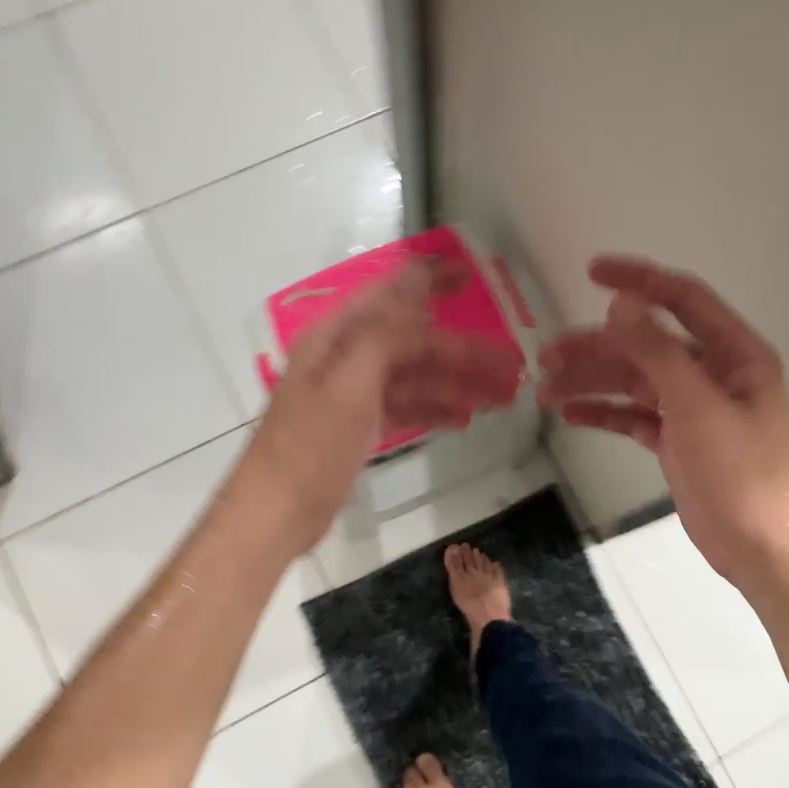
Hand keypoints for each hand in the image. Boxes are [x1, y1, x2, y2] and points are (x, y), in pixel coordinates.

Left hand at [234, 260, 523, 551]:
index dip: (429, 280)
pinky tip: (465, 417)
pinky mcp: (360, 427)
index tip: (470, 274)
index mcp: (336, 337)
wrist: (276, 513)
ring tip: (504, 395)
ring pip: (415, 376)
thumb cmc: (309, 448)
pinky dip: (436, 408)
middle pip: (413, 341)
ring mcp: (353, 394)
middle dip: (462, 349)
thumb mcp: (347, 385)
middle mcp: (345, 357)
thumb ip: (383, 335)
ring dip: (458, 381)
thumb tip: (416, 290)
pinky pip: (406, 406)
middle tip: (512, 363)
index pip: (389, 294)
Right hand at [537, 255, 788, 589]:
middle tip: (547, 357)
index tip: (591, 272)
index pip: (683, 299)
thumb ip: (658, 352)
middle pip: (647, 346)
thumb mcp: (697, 406)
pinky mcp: (678, 441)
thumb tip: (621, 303)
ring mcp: (694, 408)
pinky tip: (570, 414)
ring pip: (635, 382)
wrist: (758, 547)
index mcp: (735, 353)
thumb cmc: (739, 472)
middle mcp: (715, 373)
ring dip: (592, 382)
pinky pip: (635, 416)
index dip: (638, 281)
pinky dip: (605, 413)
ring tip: (545, 390)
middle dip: (598, 348)